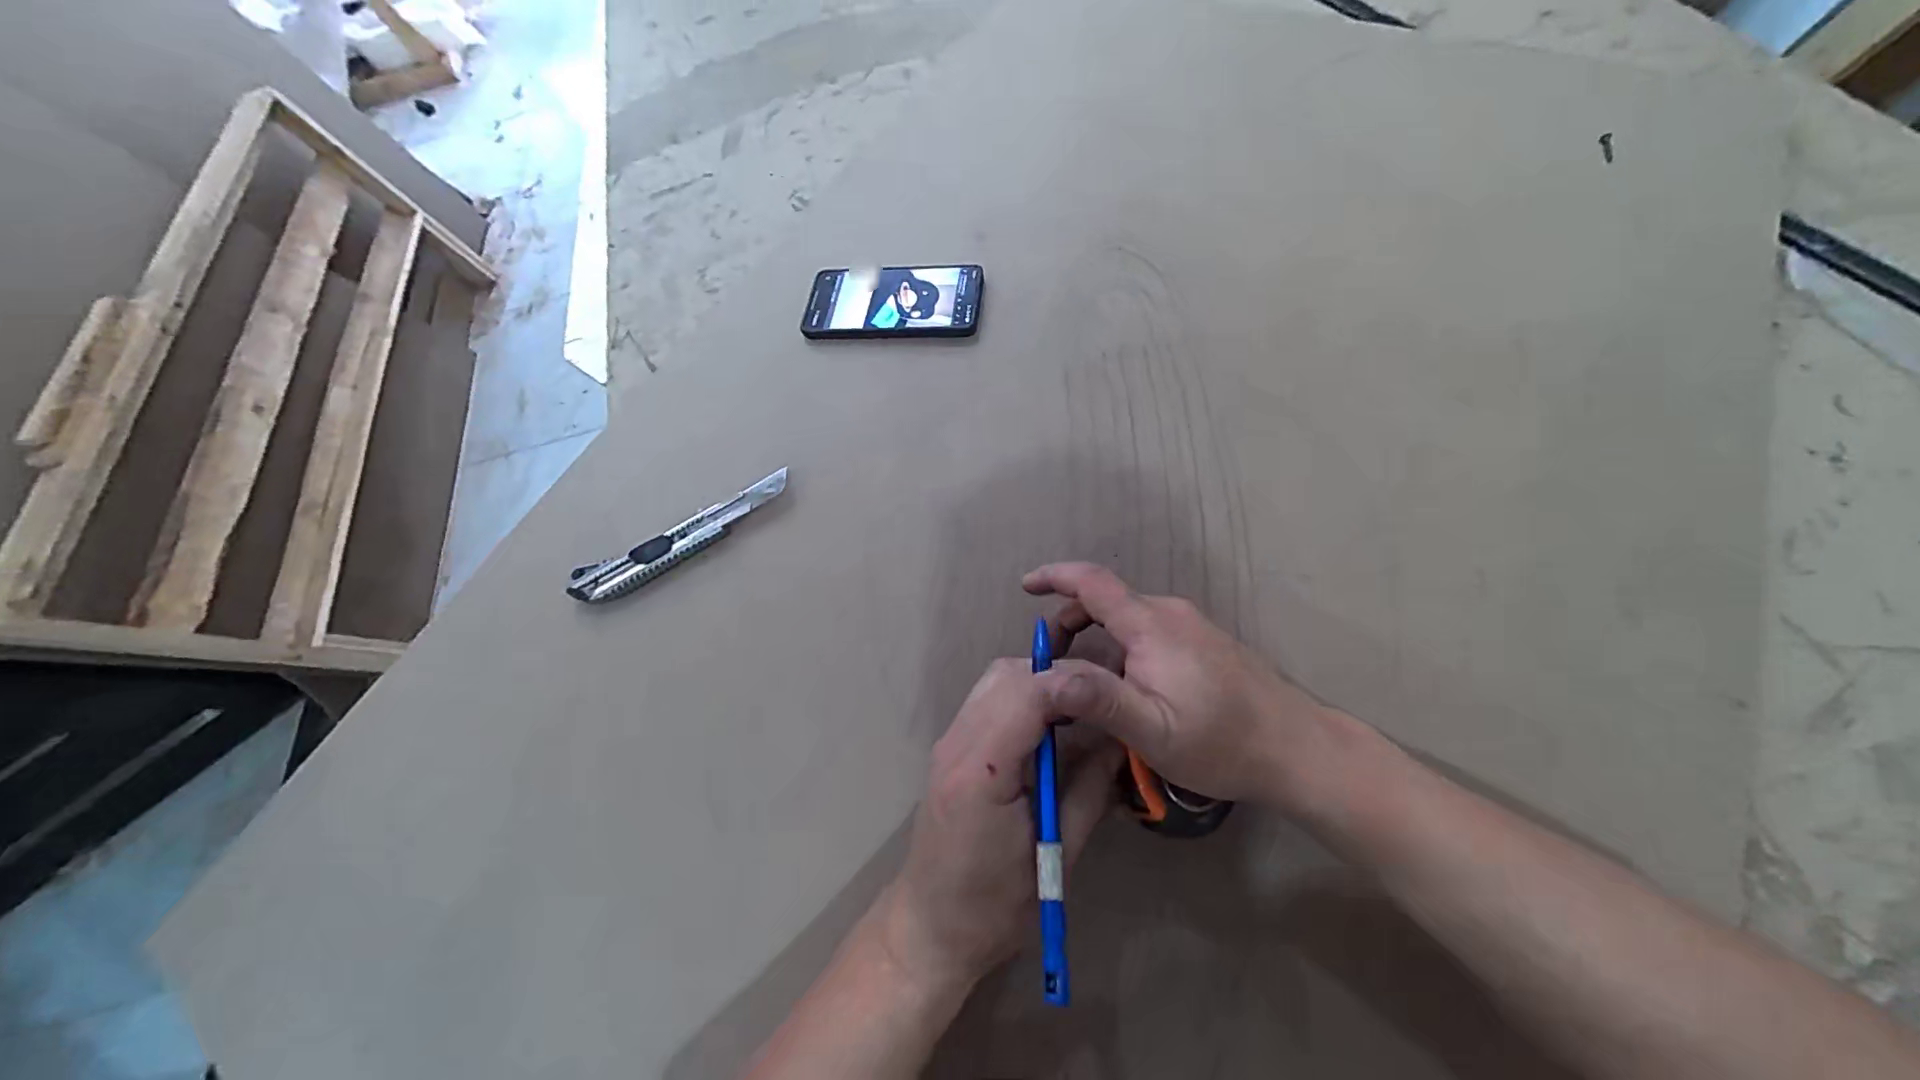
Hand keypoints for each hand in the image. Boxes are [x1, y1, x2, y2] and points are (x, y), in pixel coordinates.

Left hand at [880, 659, 1122, 990]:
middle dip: (1056, 677)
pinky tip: (1048, 724)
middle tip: (1099, 700)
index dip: (1070, 685)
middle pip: (1006, 676)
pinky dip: (1021, 696)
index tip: (1111, 692)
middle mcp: (956, 744)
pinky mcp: (950, 748)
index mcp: (981, 772)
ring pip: (994, 681)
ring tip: (1078, 711)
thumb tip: (1123, 742)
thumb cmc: (995, 906)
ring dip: (1037, 683)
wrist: (932, 926)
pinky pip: (987, 699)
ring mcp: (947, 742)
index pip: (1026, 697)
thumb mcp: (1056, 854)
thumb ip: (1090, 791)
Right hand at [1023, 562, 1338, 812]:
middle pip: (1107, 600)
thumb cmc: (1222, 742)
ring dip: (1096, 638)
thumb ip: (1099, 700)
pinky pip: (1149, 631)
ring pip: (1128, 618)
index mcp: (1152, 626)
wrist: (1300, 749)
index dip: (1055, 577)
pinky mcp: (1205, 642)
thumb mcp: (1153, 731)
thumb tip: (1046, 677)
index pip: (1093, 583)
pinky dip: (1121, 647)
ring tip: (1085, 684)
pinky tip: (1127, 687)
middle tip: (1051, 664)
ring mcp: (1192, 626)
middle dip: (1070, 622)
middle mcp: (1171, 613)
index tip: (1026, 585)